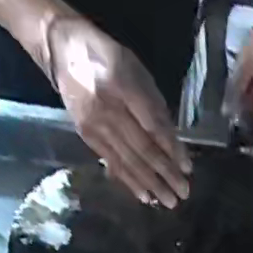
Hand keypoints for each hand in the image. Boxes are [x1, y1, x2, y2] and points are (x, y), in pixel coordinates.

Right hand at [46, 16, 190, 205]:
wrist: (64, 52)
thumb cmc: (108, 58)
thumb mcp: (136, 70)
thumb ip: (154, 104)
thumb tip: (172, 140)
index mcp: (123, 85)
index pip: (153, 125)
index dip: (172, 149)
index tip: (187, 168)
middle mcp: (108, 108)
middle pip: (142, 148)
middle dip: (165, 174)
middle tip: (183, 193)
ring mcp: (95, 126)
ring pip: (128, 161)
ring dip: (151, 184)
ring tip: (169, 201)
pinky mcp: (87, 137)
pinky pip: (113, 164)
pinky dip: (130, 182)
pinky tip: (145, 196)